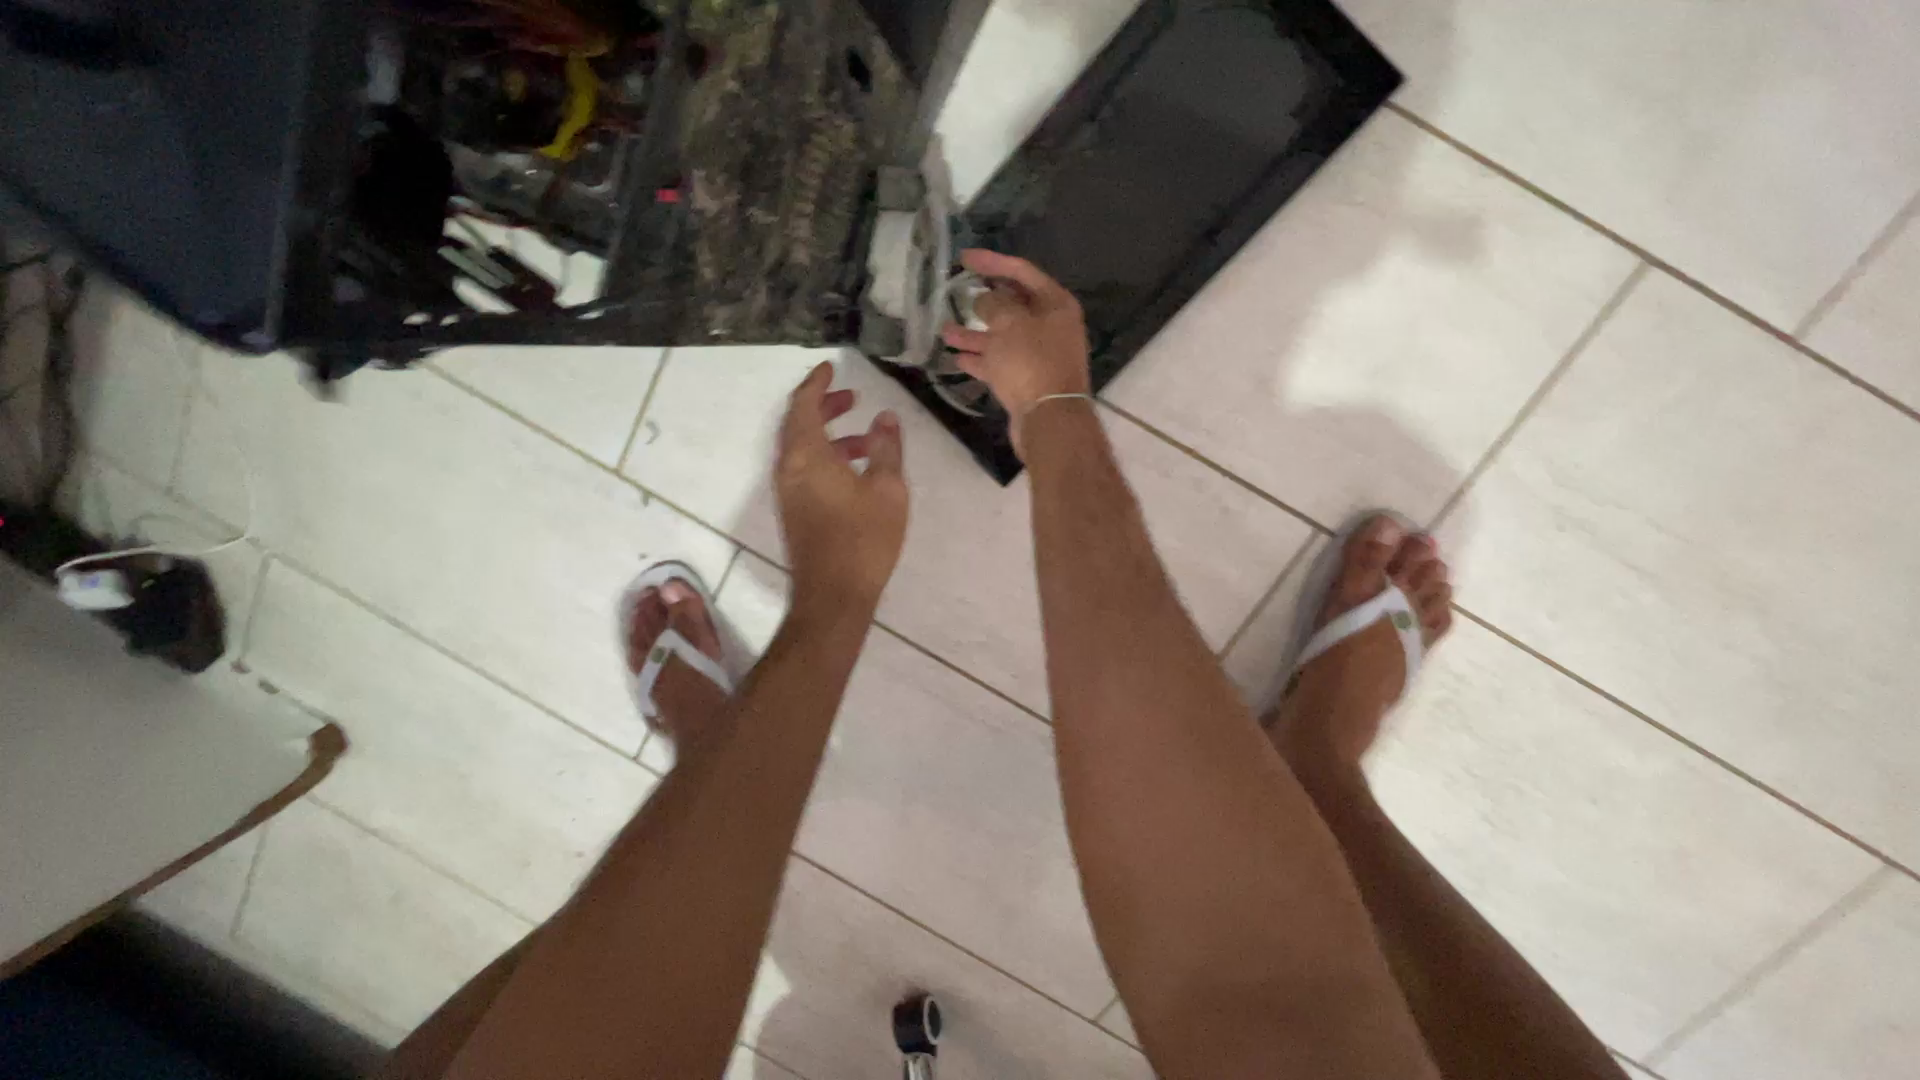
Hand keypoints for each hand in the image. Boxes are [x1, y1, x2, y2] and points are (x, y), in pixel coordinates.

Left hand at [774, 362, 908, 620]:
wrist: (834, 595)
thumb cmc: (863, 539)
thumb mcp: (887, 489)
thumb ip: (886, 448)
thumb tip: (884, 418)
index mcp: (806, 455)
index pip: (803, 405)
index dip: (816, 383)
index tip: (830, 367)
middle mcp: (789, 468)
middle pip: (798, 424)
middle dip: (823, 406)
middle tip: (851, 396)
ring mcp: (788, 492)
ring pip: (801, 449)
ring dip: (828, 434)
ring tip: (863, 434)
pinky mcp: (794, 512)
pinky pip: (804, 469)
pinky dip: (825, 457)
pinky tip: (855, 470)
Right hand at [940, 249, 1091, 455]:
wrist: (1049, 419)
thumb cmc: (1031, 362)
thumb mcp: (1009, 324)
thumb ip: (992, 304)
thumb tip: (983, 300)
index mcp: (1056, 304)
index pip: (1022, 272)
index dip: (992, 262)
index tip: (964, 258)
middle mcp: (1051, 326)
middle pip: (1013, 305)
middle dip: (982, 300)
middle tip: (956, 291)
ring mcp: (1040, 355)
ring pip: (1002, 336)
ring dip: (974, 333)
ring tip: (944, 329)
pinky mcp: (1028, 381)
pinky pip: (1000, 362)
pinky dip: (980, 358)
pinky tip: (956, 356)